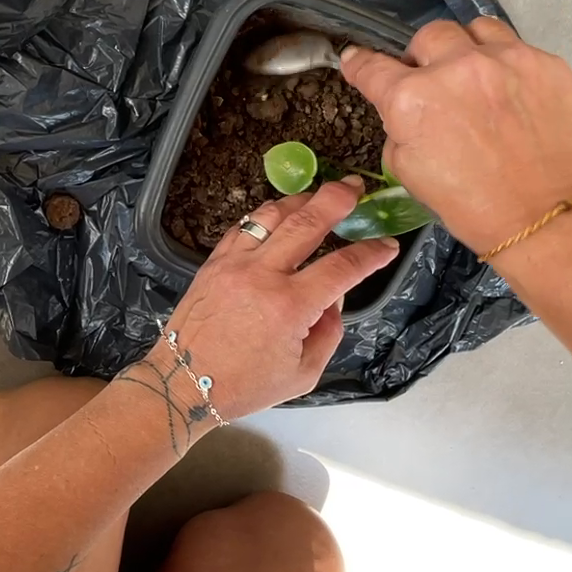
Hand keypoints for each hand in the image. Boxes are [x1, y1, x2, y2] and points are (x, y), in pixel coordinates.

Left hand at [159, 177, 400, 418]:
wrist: (184, 381)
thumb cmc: (245, 385)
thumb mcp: (304, 372)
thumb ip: (329, 332)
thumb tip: (333, 299)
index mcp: (290, 306)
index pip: (342, 267)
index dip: (371, 253)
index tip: (387, 245)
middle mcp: (262, 276)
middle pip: (307, 222)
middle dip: (336, 199)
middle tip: (354, 186)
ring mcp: (233, 264)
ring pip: (270, 215)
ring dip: (298, 200)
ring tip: (317, 196)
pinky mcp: (212, 263)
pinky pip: (242, 228)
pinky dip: (263, 218)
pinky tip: (276, 217)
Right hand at [339, 18, 571, 254]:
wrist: (540, 212)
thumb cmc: (466, 201)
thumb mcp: (405, 169)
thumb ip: (397, 127)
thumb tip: (403, 109)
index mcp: (412, 98)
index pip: (372, 67)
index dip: (359, 64)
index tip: (356, 61)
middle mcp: (456, 68)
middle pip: (428, 36)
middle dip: (422, 57)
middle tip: (430, 81)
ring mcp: (506, 60)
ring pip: (475, 29)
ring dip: (465, 48)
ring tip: (472, 76)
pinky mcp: (546, 63)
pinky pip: (516, 47)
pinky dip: (504, 65)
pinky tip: (507, 95)